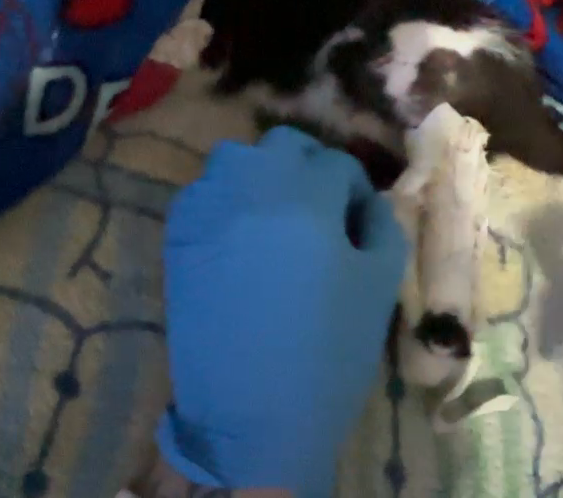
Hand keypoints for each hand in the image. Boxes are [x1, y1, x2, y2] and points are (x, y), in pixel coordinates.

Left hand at [156, 128, 409, 496]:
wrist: (253, 415)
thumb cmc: (328, 353)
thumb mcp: (377, 288)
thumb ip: (383, 228)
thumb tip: (371, 200)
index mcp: (309, 199)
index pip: (338, 164)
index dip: (355, 191)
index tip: (357, 220)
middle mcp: (254, 187)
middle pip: (285, 145)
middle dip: (308, 168)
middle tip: (318, 209)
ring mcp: (210, 207)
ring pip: (237, 158)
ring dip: (261, 174)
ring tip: (273, 215)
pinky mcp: (179, 233)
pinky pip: (202, 191)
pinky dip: (223, 199)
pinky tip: (237, 236)